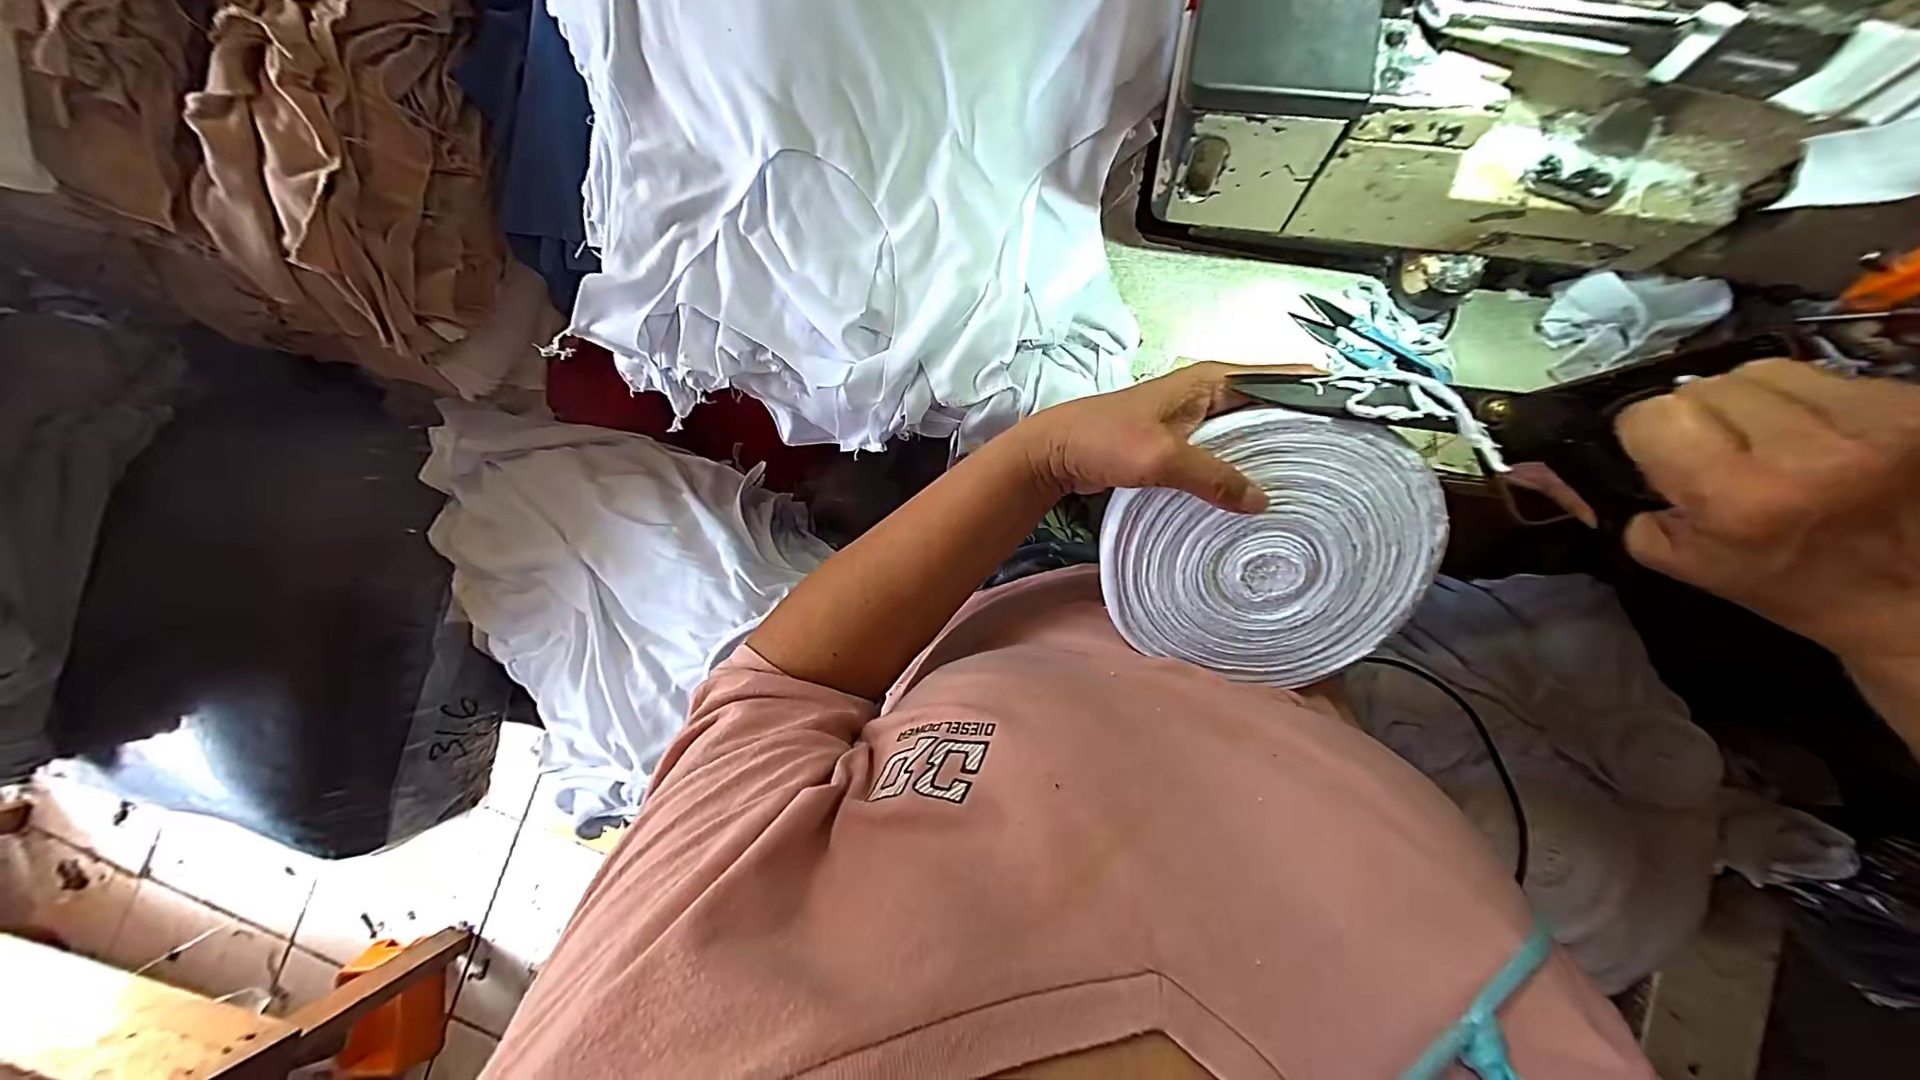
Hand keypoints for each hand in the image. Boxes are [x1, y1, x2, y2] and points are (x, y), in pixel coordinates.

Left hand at [1015, 362, 1318, 513]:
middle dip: (1305, 431)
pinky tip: (1258, 496)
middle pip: (1272, 408)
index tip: (1363, 419)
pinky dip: (1242, 471)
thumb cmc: (1103, 440)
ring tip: (1312, 483)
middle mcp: (1209, 395)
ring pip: (1248, 434)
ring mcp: (1194, 422)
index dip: (1323, 394)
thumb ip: (1213, 476)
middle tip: (1344, 464)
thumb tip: (1262, 501)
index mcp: (1212, 380)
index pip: (1284, 378)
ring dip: (1273, 455)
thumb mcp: (1161, 458)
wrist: (1055, 452)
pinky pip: (1224, 456)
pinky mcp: (1180, 447)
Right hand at [1615, 359, 1919, 663]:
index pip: (1653, 415)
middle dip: (1690, 415)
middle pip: (1702, 387)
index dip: (1641, 432)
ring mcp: (1875, 423)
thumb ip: (1592, 501)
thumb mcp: (1666, 551)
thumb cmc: (1774, 580)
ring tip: (1756, 438)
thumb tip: (1525, 467)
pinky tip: (1809, 434)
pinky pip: (1819, 372)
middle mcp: (1810, 453)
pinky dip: (1798, 397)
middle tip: (1705, 452)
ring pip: (1758, 370)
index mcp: (1738, 497)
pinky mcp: (1913, 404)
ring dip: (1741, 399)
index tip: (1652, 455)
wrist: (1910, 593)